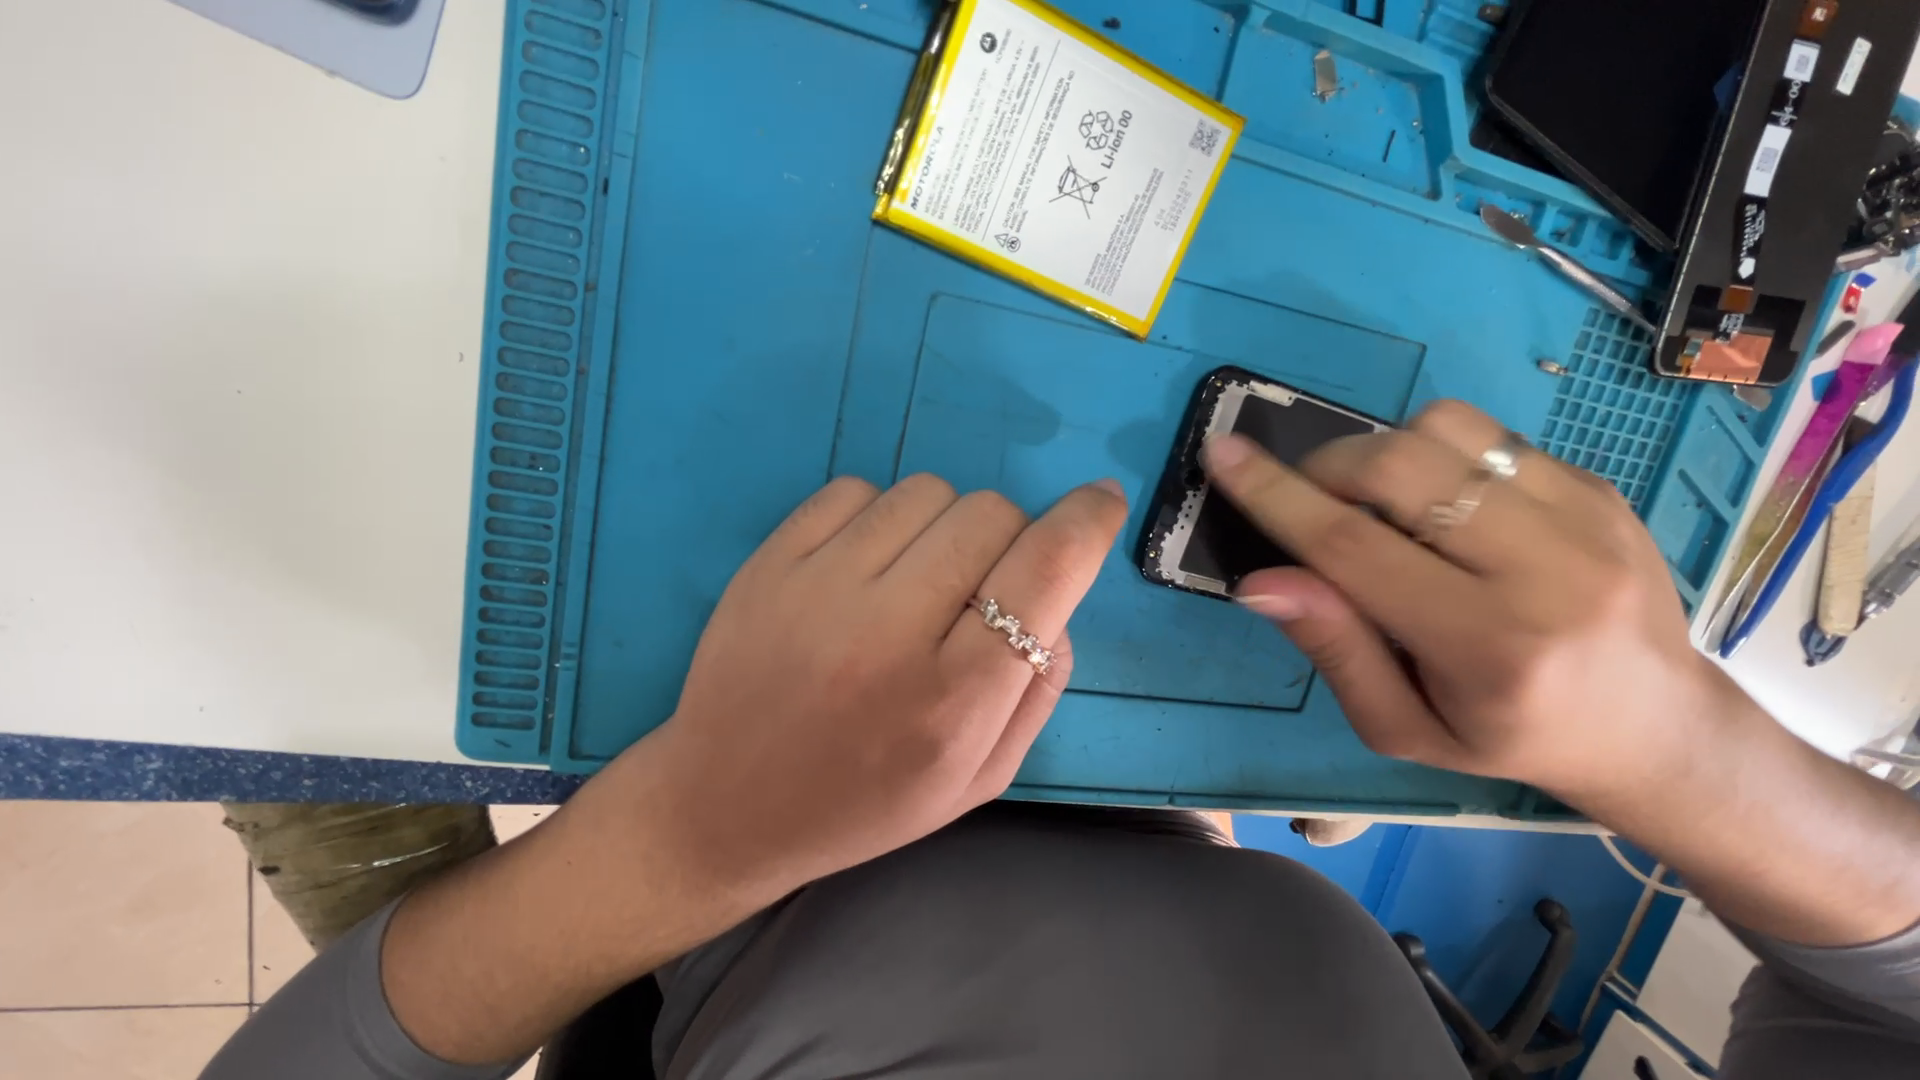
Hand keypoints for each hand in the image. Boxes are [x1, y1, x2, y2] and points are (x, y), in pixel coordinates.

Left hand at [636, 473, 1127, 906]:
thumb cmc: (866, 804)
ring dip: (944, 525)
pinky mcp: (766, 561)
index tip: (1102, 501)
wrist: (727, 806)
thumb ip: (1040, 688)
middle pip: (991, 513)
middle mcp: (886, 632)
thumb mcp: (981, 778)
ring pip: (927, 491)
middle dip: (1011, 537)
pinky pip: (856, 488)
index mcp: (952, 700)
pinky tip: (862, 568)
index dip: (1088, 523)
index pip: (1045, 570)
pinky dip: (879, 516)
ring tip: (914, 581)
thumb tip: (1058, 597)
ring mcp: (817, 587)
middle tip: (980, 586)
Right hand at [1201, 400, 1735, 805]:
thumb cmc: (1508, 737)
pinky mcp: (1601, 487)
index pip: (1355, 548)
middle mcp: (1547, 569)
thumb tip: (1260, 581)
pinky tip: (1443, 508)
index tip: (1222, 455)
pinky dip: (1435, 457)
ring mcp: (1586, 517)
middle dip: (1326, 467)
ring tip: (1379, 503)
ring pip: (1446, 428)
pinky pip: (1488, 435)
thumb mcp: (1400, 726)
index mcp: (1488, 645)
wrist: (1658, 728)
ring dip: (1382, 452)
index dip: (1276, 497)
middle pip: (1401, 466)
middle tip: (1307, 495)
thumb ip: (1332, 648)